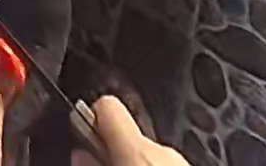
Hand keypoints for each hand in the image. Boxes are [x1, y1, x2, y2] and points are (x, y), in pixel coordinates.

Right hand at [71, 96, 190, 165]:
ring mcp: (185, 163)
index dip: (93, 120)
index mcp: (139, 149)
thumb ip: (93, 162)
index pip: (106, 105)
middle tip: (106, 165)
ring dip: (141, 162)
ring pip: (153, 154)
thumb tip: (80, 154)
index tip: (86, 137)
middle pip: (130, 133)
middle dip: (119, 149)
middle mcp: (166, 152)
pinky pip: (169, 165)